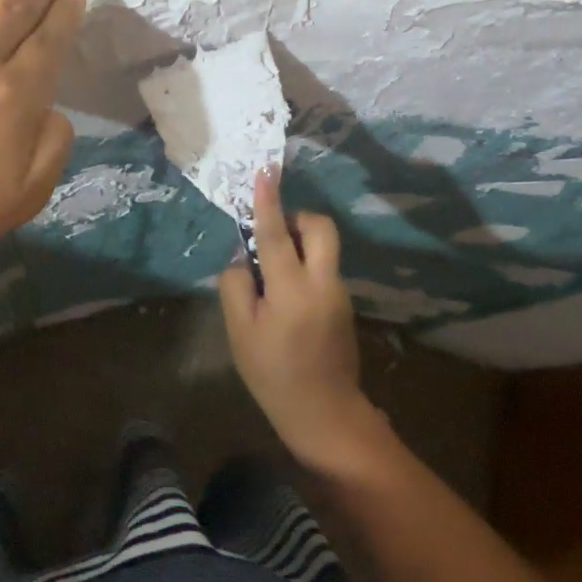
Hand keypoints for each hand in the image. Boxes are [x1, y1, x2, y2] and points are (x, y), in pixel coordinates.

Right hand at [220, 167, 389, 475]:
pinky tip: (285, 295)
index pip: (277, 233)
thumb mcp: (240, 332)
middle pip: (320, 227)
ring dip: (301, 242)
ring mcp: (339, 292)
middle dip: (298, 217)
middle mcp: (323, 282)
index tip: (265, 169)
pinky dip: (305, 265)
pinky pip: (325, 267)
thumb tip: (243, 257)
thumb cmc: (273, 374)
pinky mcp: (345, 303)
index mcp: (292, 289)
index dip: (268, 200)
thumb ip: (236, 286)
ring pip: (325, 246)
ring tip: (272, 271)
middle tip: (273, 233)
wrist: (324, 412)